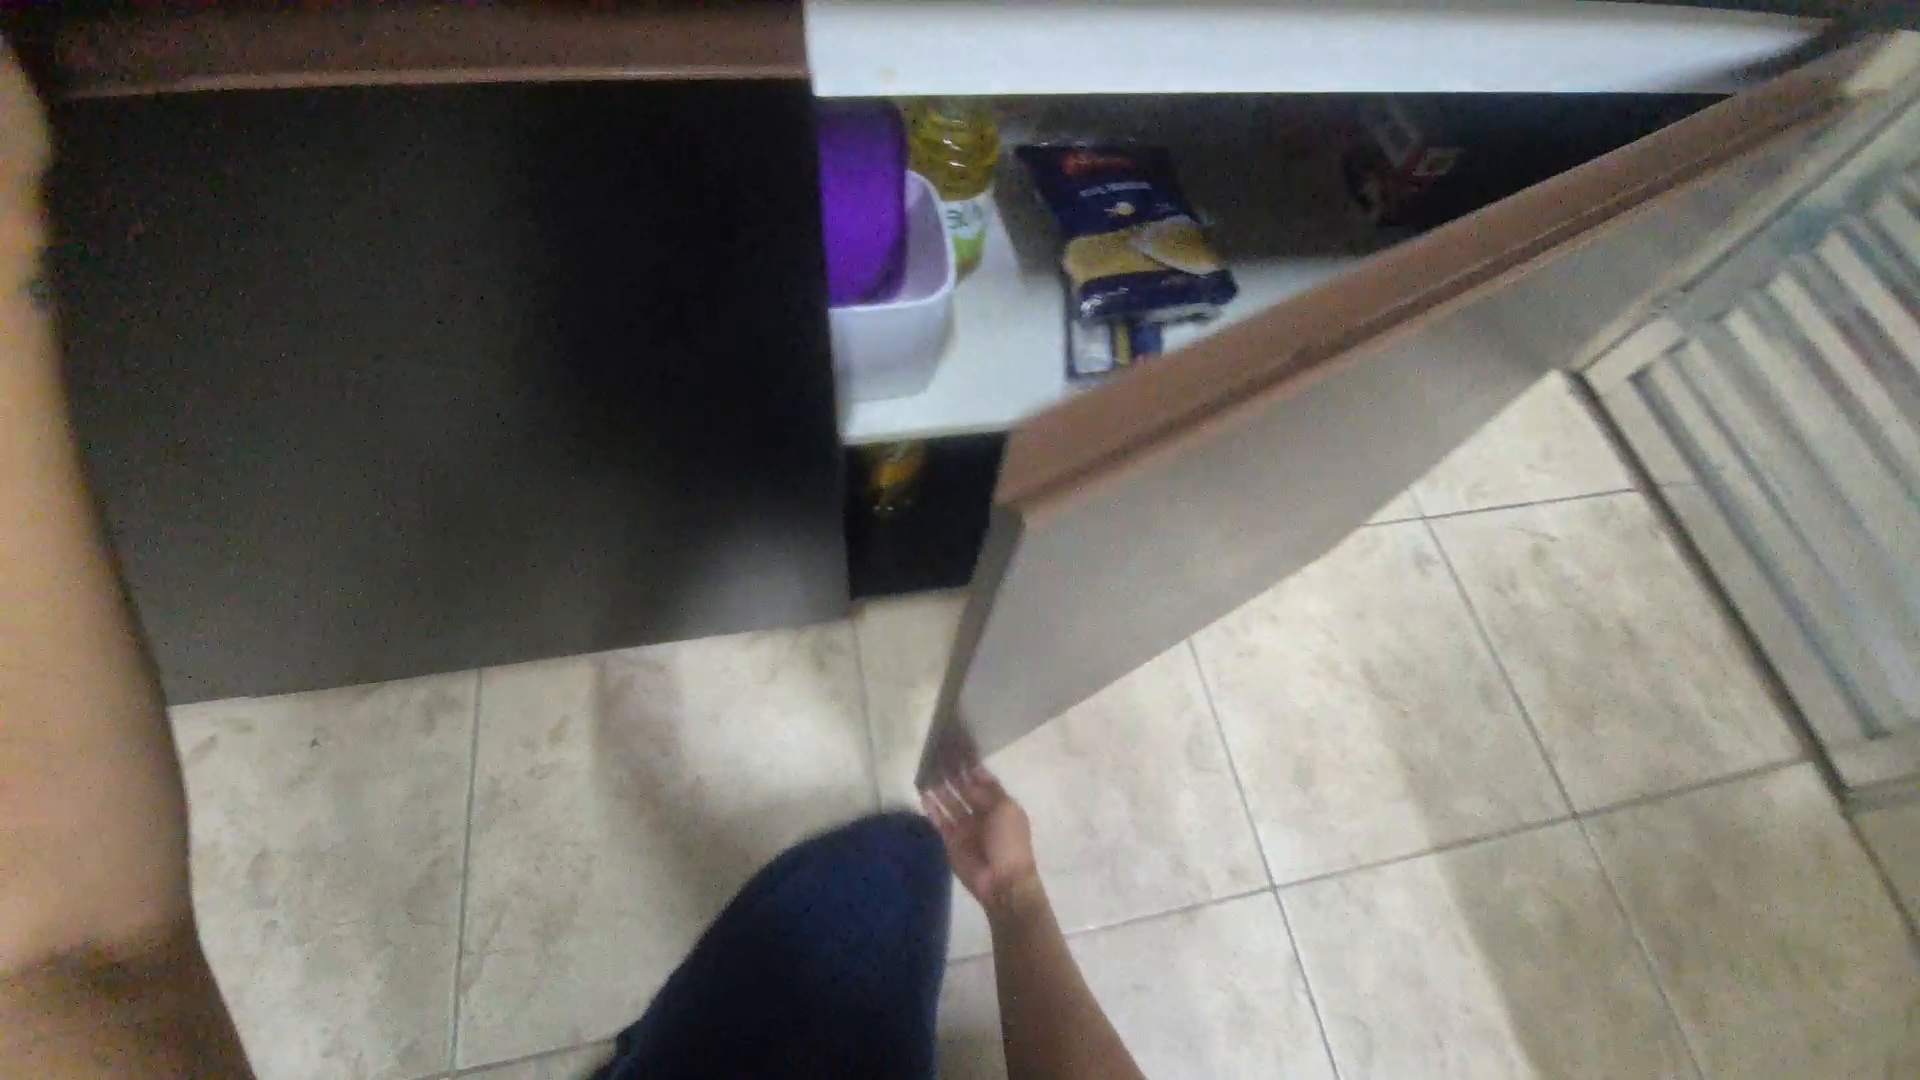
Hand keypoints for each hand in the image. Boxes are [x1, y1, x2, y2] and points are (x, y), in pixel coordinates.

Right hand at [922, 766, 1042, 919]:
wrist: (1002, 882)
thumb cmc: (1009, 841)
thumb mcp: (1005, 809)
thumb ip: (987, 790)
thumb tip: (973, 770)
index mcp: (999, 804)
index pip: (983, 781)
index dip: (972, 768)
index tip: (958, 751)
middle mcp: (981, 813)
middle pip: (964, 790)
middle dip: (953, 776)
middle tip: (937, 758)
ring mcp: (965, 827)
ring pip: (950, 803)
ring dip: (940, 790)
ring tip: (926, 772)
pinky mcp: (951, 840)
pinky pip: (940, 821)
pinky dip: (932, 809)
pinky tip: (922, 794)